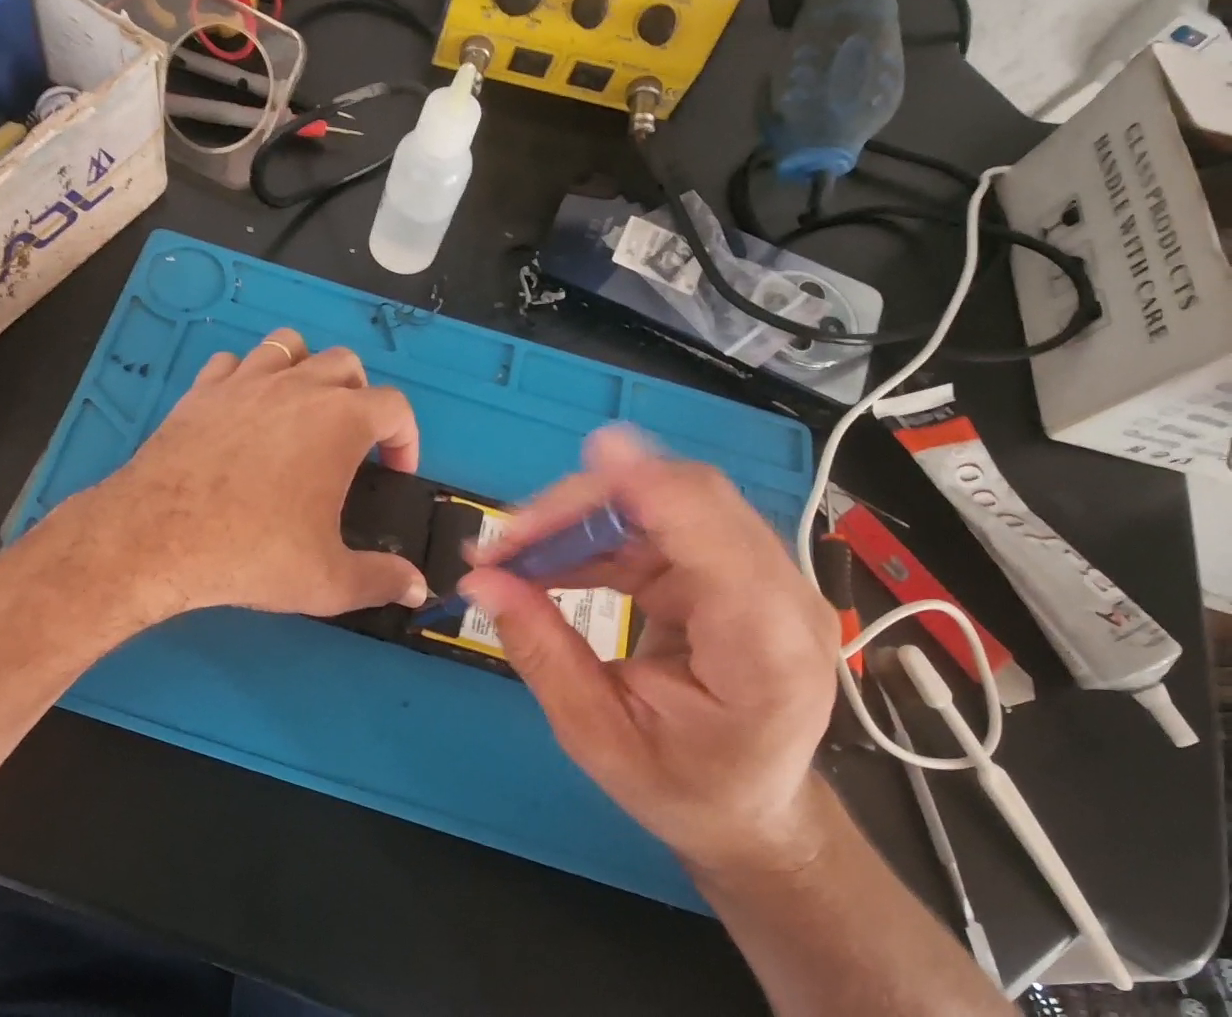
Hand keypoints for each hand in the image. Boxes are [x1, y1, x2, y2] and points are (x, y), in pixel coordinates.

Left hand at [66, 328, 428, 618]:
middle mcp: (297, 387)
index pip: (395, 407)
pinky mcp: (200, 391)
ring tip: (300, 411)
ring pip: (289, 346)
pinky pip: (232, 362)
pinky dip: (247, 378)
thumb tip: (418, 588)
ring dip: (305, 370)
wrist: (159, 537)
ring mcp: (244, 382)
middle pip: (345, 364)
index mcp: (341, 422)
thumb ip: (380, 579)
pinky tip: (243, 411)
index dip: (405, 438)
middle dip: (360, 397)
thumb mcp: (328, 580)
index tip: (395, 471)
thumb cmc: (253, 553)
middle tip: (351, 443)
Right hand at [460, 427, 840, 875]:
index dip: (655, 488)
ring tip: (512, 552)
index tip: (591, 454)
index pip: (716, 538)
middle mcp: (781, 596)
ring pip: (668, 502)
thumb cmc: (683, 787)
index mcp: (766, 649)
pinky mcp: (733, 568)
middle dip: (585, 505)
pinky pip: (660, 523)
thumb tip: (483, 581)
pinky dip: (597, 534)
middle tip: (503, 541)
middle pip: (687, 501)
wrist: (750, 809)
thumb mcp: (597, 736)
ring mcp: (762, 575)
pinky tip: (550, 559)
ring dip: (581, 517)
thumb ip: (543, 653)